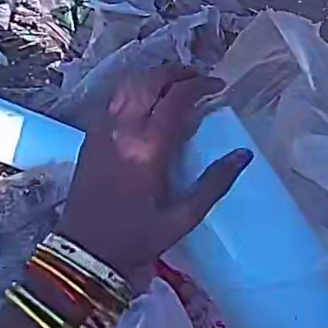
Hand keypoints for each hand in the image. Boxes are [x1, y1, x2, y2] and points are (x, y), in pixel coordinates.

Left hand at [56, 63, 250, 281]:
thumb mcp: (184, 216)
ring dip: (153, 77)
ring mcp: (101, 130)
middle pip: (150, 80)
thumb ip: (215, 183)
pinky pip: (112, 99)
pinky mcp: (89, 137)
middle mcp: (122, 129)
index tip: (219, 87)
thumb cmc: (137, 237)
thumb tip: (244, 154)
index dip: (201, 85)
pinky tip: (147, 101)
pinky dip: (133, 90)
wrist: (84, 254)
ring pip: (128, 85)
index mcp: (148, 146)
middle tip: (198, 77)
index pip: (177, 97)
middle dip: (177, 72)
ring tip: (174, 83)